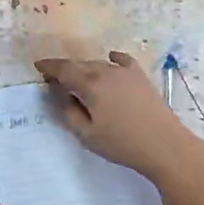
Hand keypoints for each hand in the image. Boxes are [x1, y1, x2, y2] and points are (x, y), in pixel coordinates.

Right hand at [34, 51, 203, 181]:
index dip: (49, 67)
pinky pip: (122, 61)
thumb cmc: (122, 143)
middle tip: (55, 78)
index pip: (64, 70)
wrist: (164, 145)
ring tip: (78, 79)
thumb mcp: (87, 134)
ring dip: (85, 69)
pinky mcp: (141, 77)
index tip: (38, 66)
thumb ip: (68, 111)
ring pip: (99, 64)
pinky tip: (110, 60)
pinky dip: (112, 60)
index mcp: (91, 84)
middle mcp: (107, 71)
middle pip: (80, 65)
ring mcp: (126, 72)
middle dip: (66, 69)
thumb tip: (59, 93)